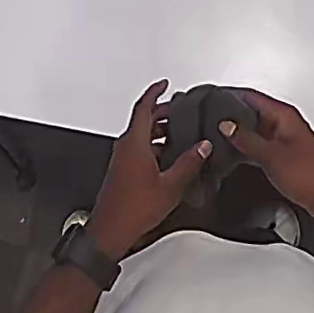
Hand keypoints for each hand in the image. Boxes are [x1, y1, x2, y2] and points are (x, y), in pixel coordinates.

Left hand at [86, 80, 208, 256]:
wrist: (112, 228)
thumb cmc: (133, 208)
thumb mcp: (170, 185)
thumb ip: (188, 163)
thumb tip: (202, 147)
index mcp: (134, 143)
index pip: (143, 108)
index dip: (154, 92)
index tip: (163, 84)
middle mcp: (125, 146)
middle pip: (143, 119)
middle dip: (161, 111)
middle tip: (178, 109)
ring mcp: (122, 158)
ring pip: (142, 134)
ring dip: (158, 129)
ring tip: (178, 131)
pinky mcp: (123, 168)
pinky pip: (139, 148)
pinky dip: (154, 144)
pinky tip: (169, 155)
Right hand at [220, 91, 313, 221]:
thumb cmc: (313, 176)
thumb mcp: (272, 155)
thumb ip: (246, 139)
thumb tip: (226, 126)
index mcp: (283, 116)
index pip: (250, 95)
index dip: (230, 95)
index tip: (212, 98)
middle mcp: (283, 124)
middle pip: (250, 111)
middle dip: (231, 115)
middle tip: (209, 119)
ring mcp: (282, 139)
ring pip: (253, 129)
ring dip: (238, 133)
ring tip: (217, 137)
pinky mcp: (281, 154)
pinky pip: (257, 145)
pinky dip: (245, 147)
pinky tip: (233, 154)